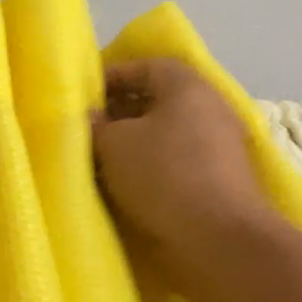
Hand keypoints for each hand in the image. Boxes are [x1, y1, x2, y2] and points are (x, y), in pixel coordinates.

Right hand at [92, 58, 276, 268]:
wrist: (217, 235)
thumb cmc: (162, 174)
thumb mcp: (113, 143)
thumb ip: (96, 124)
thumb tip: (91, 117)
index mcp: (188, 86)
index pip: (146, 66)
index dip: (112, 76)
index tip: (84, 96)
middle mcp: (209, 107)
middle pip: (158, 99)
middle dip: (120, 111)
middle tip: (88, 129)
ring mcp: (218, 144)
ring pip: (166, 132)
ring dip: (133, 142)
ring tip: (100, 159)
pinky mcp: (218, 177)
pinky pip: (175, 159)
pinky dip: (150, 164)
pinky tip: (126, 182)